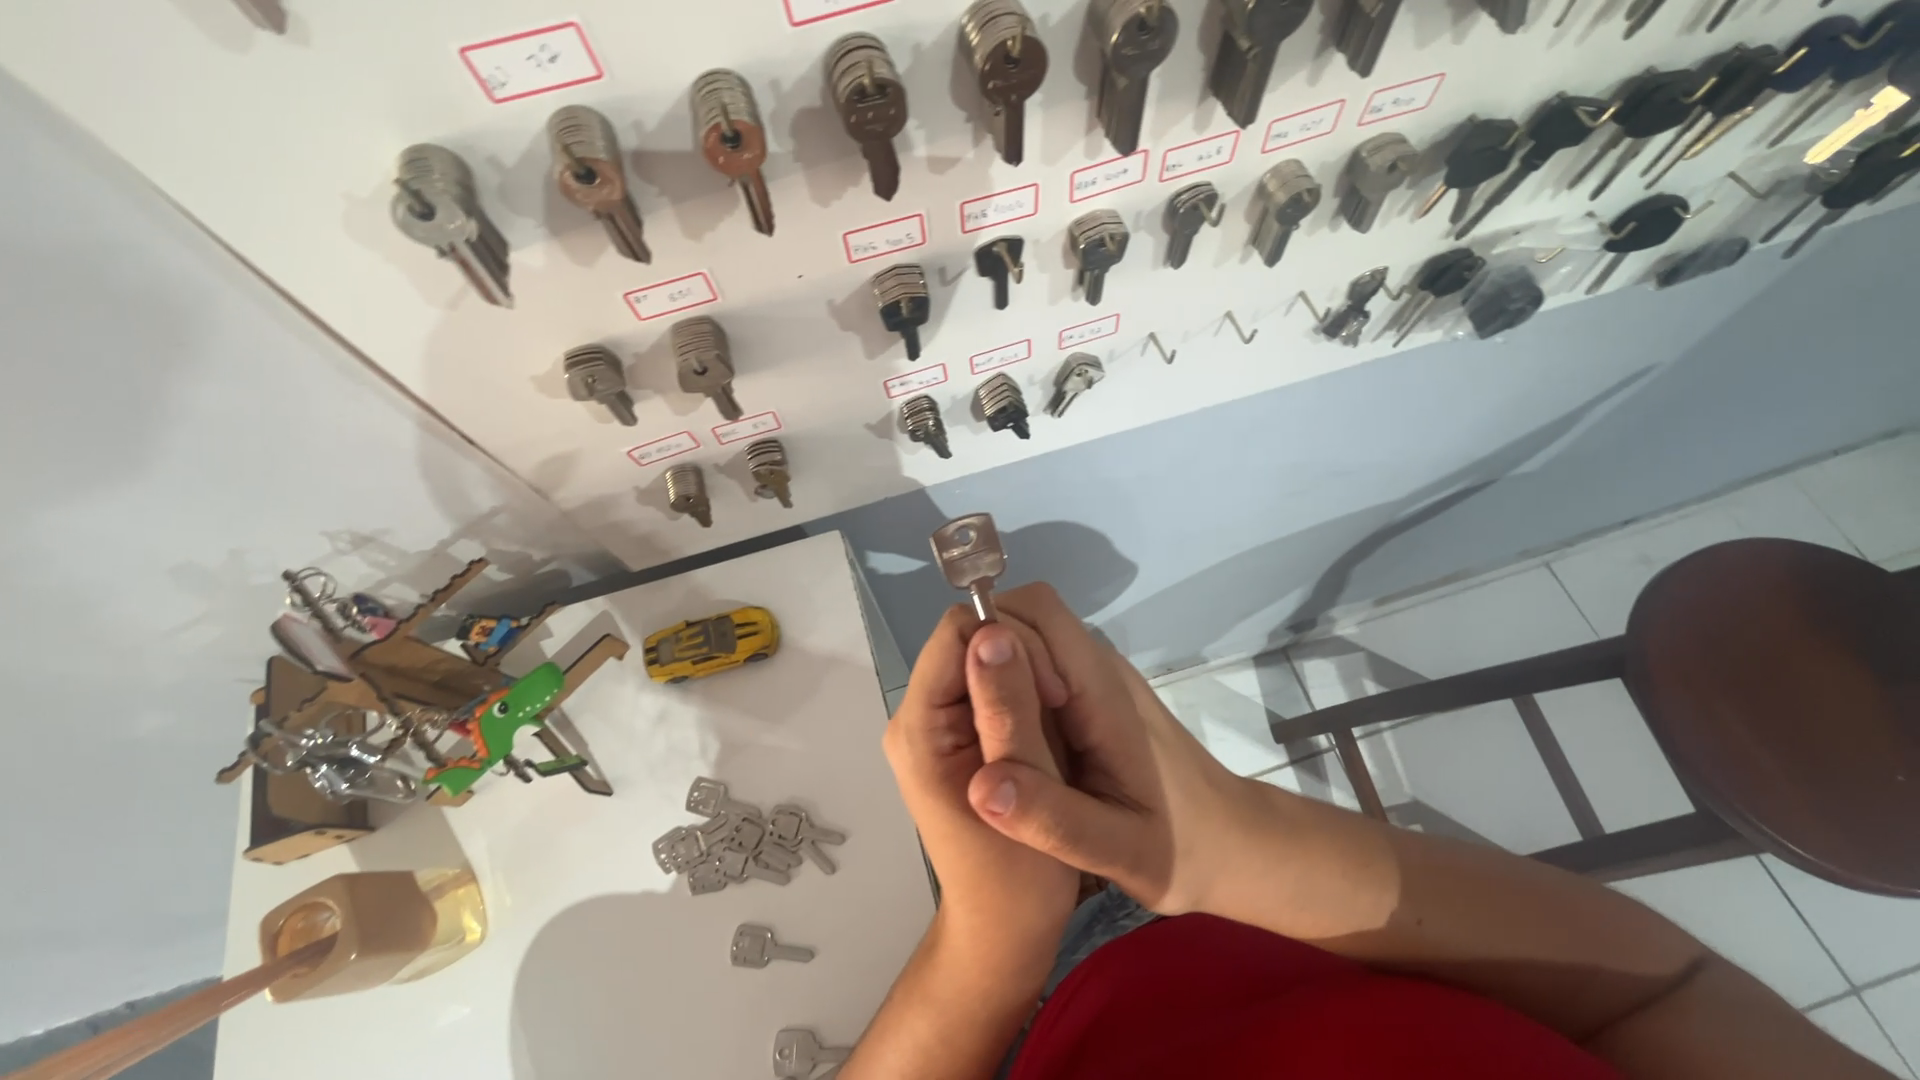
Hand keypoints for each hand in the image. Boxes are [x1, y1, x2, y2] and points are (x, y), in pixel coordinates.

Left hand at [882, 604, 1079, 964]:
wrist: (1003, 926)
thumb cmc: (1017, 874)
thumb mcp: (1021, 786)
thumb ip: (1006, 707)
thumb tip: (993, 631)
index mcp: (918, 726)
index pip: (956, 633)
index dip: (1010, 641)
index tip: (1054, 690)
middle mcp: (914, 717)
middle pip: (967, 641)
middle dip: (1021, 658)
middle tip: (1059, 707)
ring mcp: (931, 726)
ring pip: (981, 660)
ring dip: (1025, 676)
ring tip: (1055, 721)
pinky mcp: (951, 734)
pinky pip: (988, 685)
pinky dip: (1022, 693)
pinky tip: (1045, 727)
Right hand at [964, 584, 1266, 915]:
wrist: (1237, 846)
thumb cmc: (1182, 851)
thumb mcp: (1118, 851)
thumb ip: (1051, 819)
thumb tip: (979, 785)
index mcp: (1103, 690)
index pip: (1037, 614)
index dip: (993, 642)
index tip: (980, 706)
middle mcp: (1100, 668)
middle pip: (1027, 615)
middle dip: (982, 650)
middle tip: (971, 722)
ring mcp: (1099, 678)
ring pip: (1029, 637)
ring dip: (992, 669)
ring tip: (983, 736)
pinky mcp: (1095, 695)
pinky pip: (1039, 665)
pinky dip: (1008, 687)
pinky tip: (1006, 743)